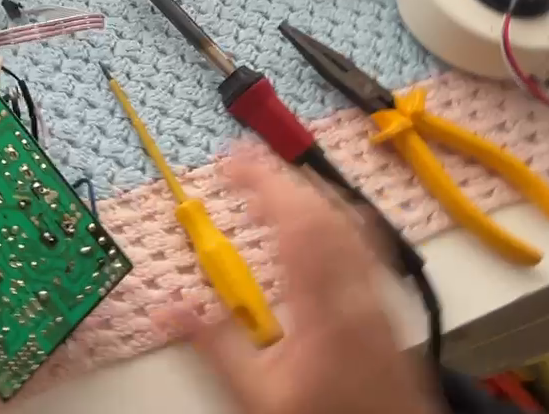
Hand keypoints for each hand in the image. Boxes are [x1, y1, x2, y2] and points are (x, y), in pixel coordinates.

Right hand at [157, 157, 437, 413]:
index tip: (229, 163)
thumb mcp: (259, 396)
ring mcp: (377, 295)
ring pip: (347, 220)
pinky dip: (334, 210)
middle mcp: (355, 293)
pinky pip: (365, 238)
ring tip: (269, 176)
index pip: (294, 225)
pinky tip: (317, 210)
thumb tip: (163, 308)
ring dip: (305, 189)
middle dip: (278, 175)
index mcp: (322, 309)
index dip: (262, 183)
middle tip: (239, 158)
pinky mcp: (386, 302)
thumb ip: (213, 347)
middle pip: (322, 212)